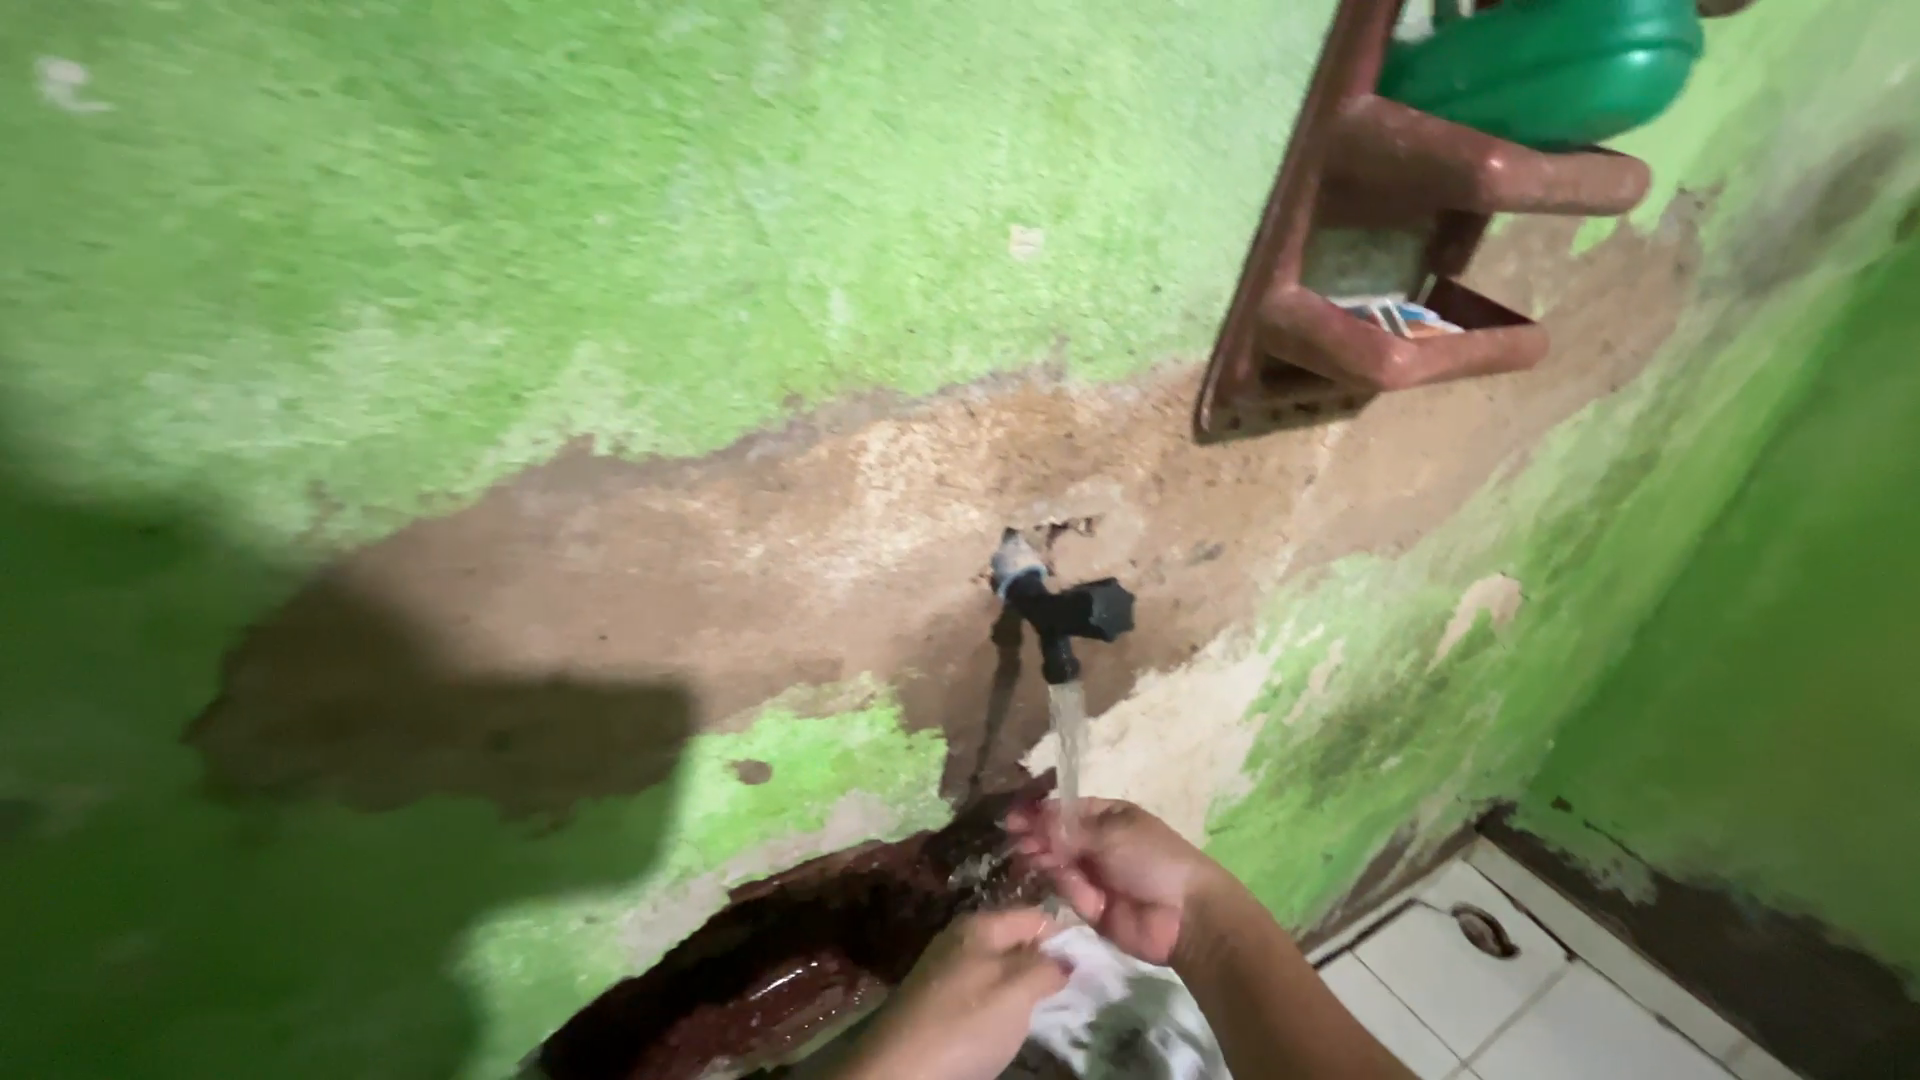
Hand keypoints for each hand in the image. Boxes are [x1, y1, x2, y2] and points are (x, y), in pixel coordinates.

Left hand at [836, 908, 1068, 1079]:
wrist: (895, 1071)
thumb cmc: (963, 1025)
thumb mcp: (1014, 994)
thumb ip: (1044, 969)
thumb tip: (1066, 957)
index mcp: (979, 924)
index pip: (1033, 915)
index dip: (1063, 935)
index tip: (1091, 961)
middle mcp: (960, 937)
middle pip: (1014, 939)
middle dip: (1042, 960)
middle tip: (1073, 987)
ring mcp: (945, 967)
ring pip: (997, 966)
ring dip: (1021, 983)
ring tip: (1046, 1006)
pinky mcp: (935, 999)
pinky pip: (980, 988)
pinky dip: (998, 1001)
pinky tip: (1006, 1022)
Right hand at [1006, 798, 1225, 965]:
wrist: (1185, 915)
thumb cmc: (1152, 859)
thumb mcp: (1111, 833)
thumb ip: (1068, 829)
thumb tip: (1035, 819)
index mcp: (1107, 816)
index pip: (1065, 810)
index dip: (1039, 812)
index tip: (1014, 818)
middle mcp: (1097, 842)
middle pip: (1056, 837)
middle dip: (1037, 837)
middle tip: (1017, 841)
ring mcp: (1093, 874)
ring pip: (1057, 863)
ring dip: (1045, 860)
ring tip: (1032, 860)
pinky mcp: (1091, 906)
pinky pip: (1067, 891)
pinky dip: (1064, 888)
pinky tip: (1067, 884)